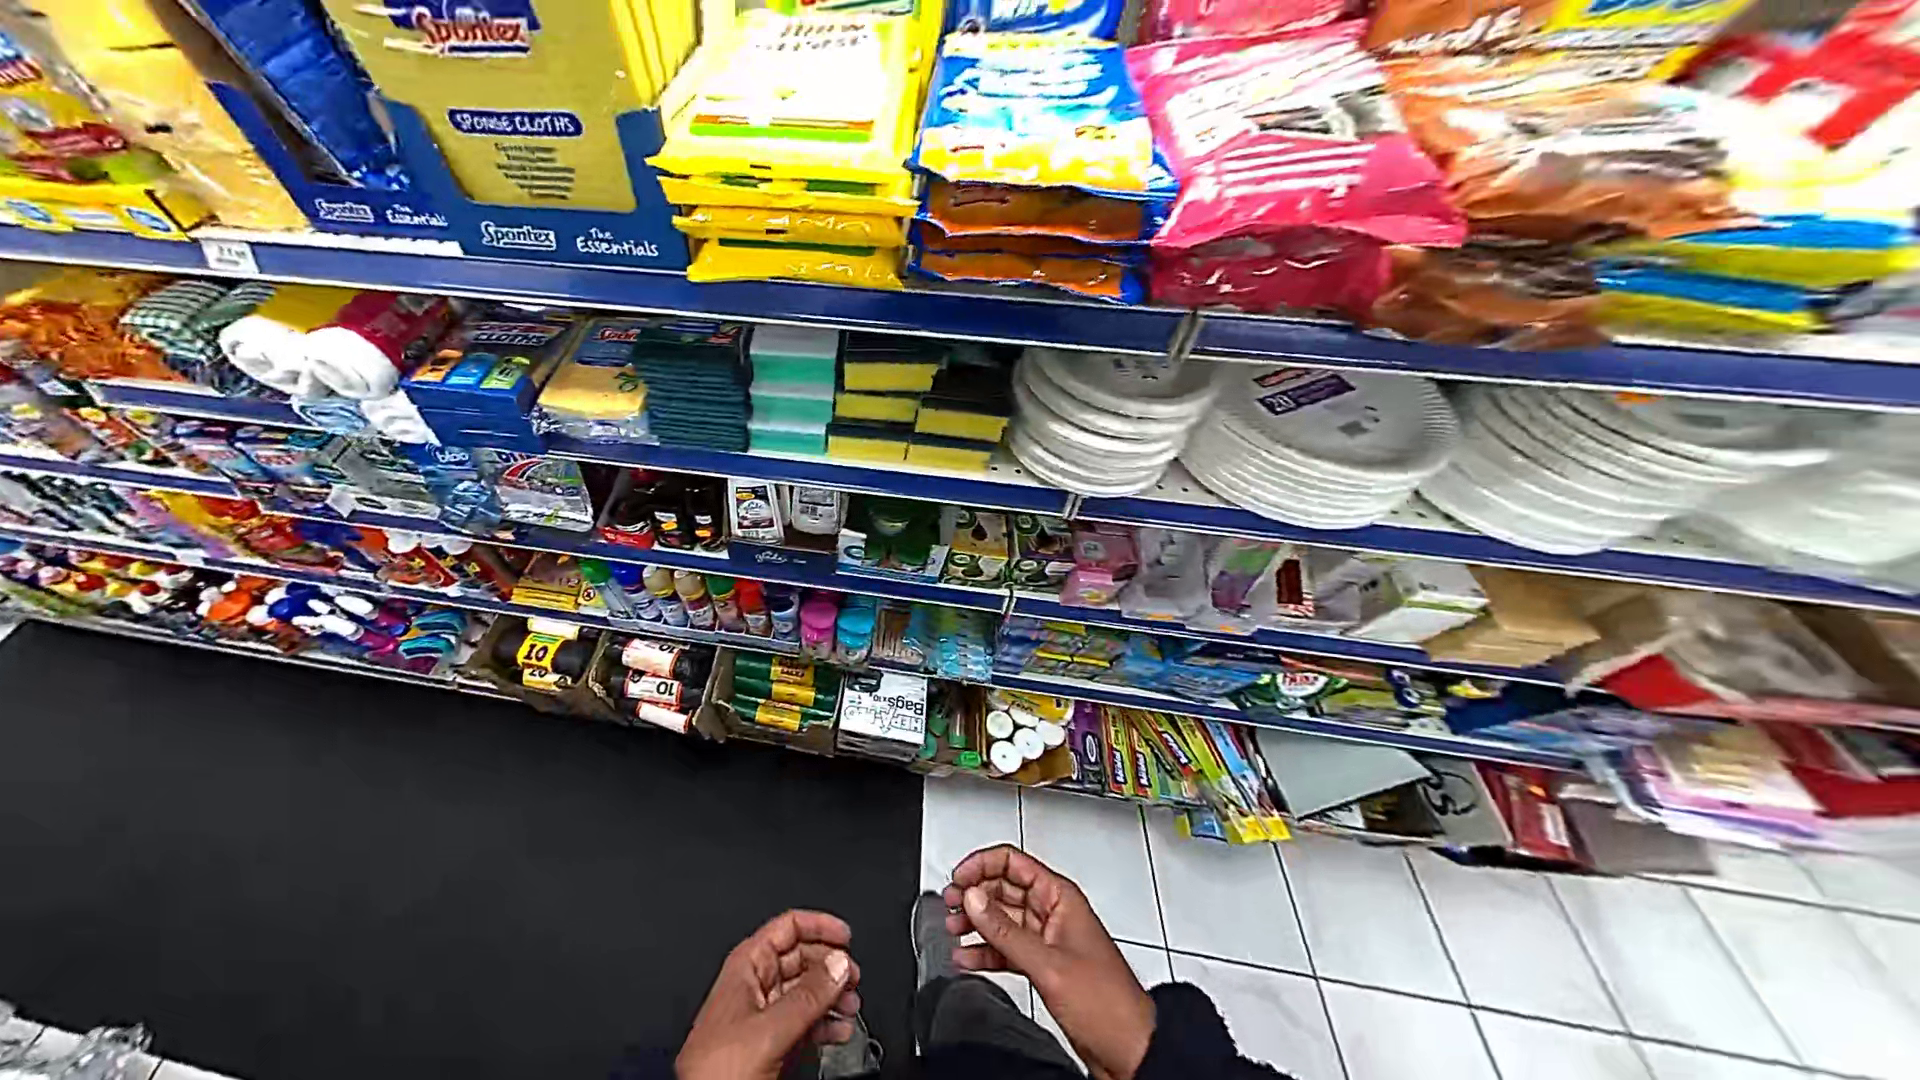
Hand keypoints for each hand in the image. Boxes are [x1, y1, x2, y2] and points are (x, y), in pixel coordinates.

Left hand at [676, 910, 861, 1079]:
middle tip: (853, 978)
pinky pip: (804, 1020)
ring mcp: (761, 1015)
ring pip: (806, 990)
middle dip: (831, 966)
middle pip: (802, 958)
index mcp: (746, 966)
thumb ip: (807, 995)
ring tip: (850, 1007)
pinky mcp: (768, 1044)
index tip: (846, 937)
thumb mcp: (767, 1030)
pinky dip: (826, 1023)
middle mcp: (754, 985)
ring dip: (833, 996)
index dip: (819, 926)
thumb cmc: (715, 1075)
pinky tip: (839, 1030)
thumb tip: (839, 964)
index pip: (788, 927)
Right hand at [943, 845, 1154, 1079]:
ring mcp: (1046, 939)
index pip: (1013, 863)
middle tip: (950, 906)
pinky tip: (967, 957)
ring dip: (976, 923)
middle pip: (1004, 888)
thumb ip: (1005, 930)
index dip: (982, 865)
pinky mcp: (1042, 965)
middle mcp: (1051, 912)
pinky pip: (1006, 947)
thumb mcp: (1048, 962)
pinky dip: (985, 951)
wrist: (1129, 1049)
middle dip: (975, 894)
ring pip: (1002, 918)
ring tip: (953, 930)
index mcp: (1059, 897)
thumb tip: (973, 898)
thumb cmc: (1108, 1002)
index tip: (959, 879)